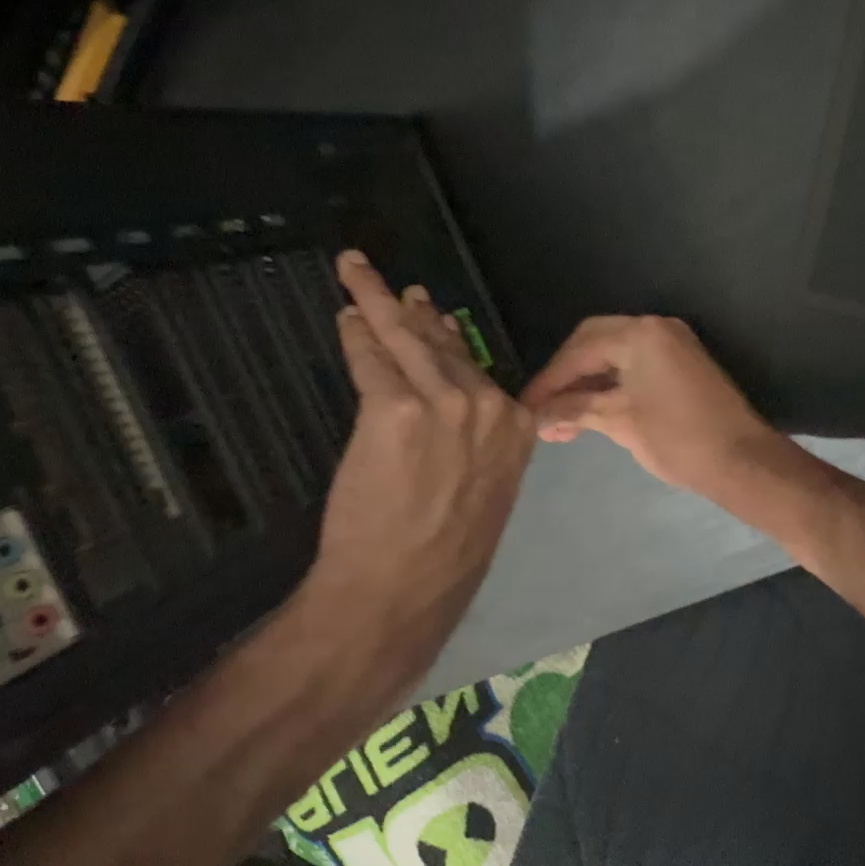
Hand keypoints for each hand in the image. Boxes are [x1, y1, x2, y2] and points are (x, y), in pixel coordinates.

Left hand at [298, 251, 534, 693]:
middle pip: (442, 344)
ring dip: (377, 301)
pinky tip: (347, 314)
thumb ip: (476, 444)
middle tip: (394, 285)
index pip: (477, 368)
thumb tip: (453, 413)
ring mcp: (443, 402)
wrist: (402, 593)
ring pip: (406, 339)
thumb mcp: (484, 492)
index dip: (448, 338)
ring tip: (358, 273)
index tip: (433, 317)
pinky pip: (372, 358)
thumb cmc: (445, 557)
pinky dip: (356, 333)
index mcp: (517, 426)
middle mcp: (487, 404)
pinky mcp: (394, 407)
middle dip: (412, 310)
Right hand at [520, 316, 786, 495]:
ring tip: (561, 423)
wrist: (742, 461)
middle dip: (565, 377)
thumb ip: (574, 410)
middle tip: (542, 410)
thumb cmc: (678, 439)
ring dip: (586, 385)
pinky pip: (634, 366)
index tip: (524, 407)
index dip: (548, 380)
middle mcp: (656, 328)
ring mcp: (672, 345)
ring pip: (614, 356)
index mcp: (640, 334)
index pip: (579, 350)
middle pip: (594, 343)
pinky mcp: (681, 365)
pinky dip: (610, 386)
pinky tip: (590, 414)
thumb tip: (537, 416)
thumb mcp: (619, 422)